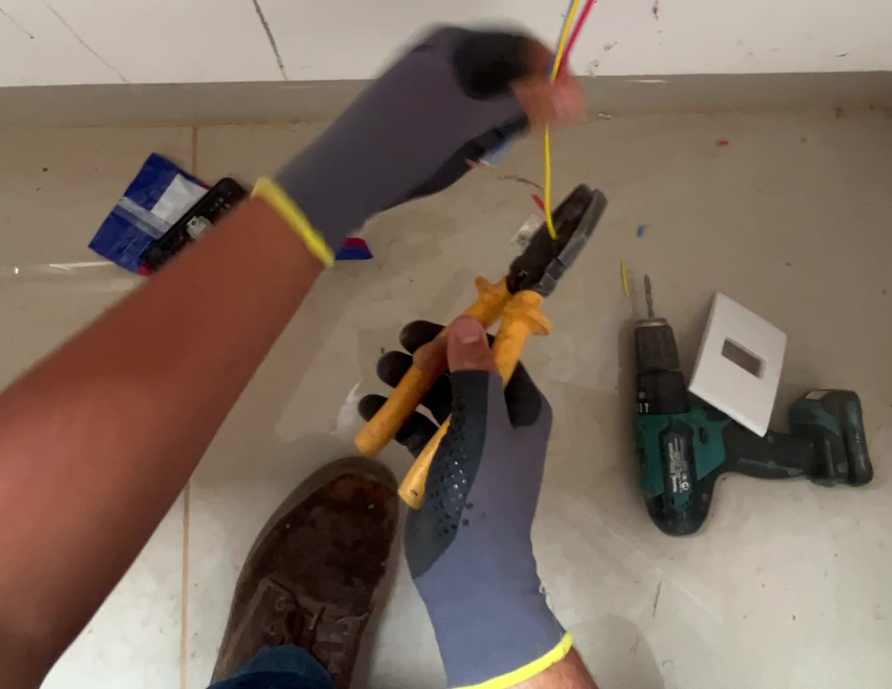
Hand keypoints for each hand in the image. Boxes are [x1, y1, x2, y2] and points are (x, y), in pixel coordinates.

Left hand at [265, 26, 583, 258]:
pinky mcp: (410, 104)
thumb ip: (526, 107)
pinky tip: (468, 151)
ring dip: (495, 117)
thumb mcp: (473, 125)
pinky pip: (456, 106)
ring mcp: (421, 78)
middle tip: (530, 130)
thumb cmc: (410, 142)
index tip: (568, 99)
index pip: (516, 41)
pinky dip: (472, 125)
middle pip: (498, 65)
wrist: (343, 175)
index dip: (547, 67)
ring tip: (489, 146)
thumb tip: (576, 96)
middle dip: (520, 97)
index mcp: (450, 42)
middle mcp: (435, 52)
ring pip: (477, 91)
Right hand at [359, 315, 568, 688]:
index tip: (428, 331)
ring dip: (409, 383)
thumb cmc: (482, 491)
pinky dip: (397, 417)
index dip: (462, 337)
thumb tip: (467, 321)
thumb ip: (474, 373)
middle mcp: (497, 420)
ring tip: (380, 370)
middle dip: (429, 358)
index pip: (494, 356)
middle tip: (398, 347)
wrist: (468, 570)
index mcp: (521, 408)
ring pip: (437, 398)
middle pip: (460, 373)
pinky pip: (418, 429)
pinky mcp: (440, 465)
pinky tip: (370, 408)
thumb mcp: (482, 426)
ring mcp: (467, 443)